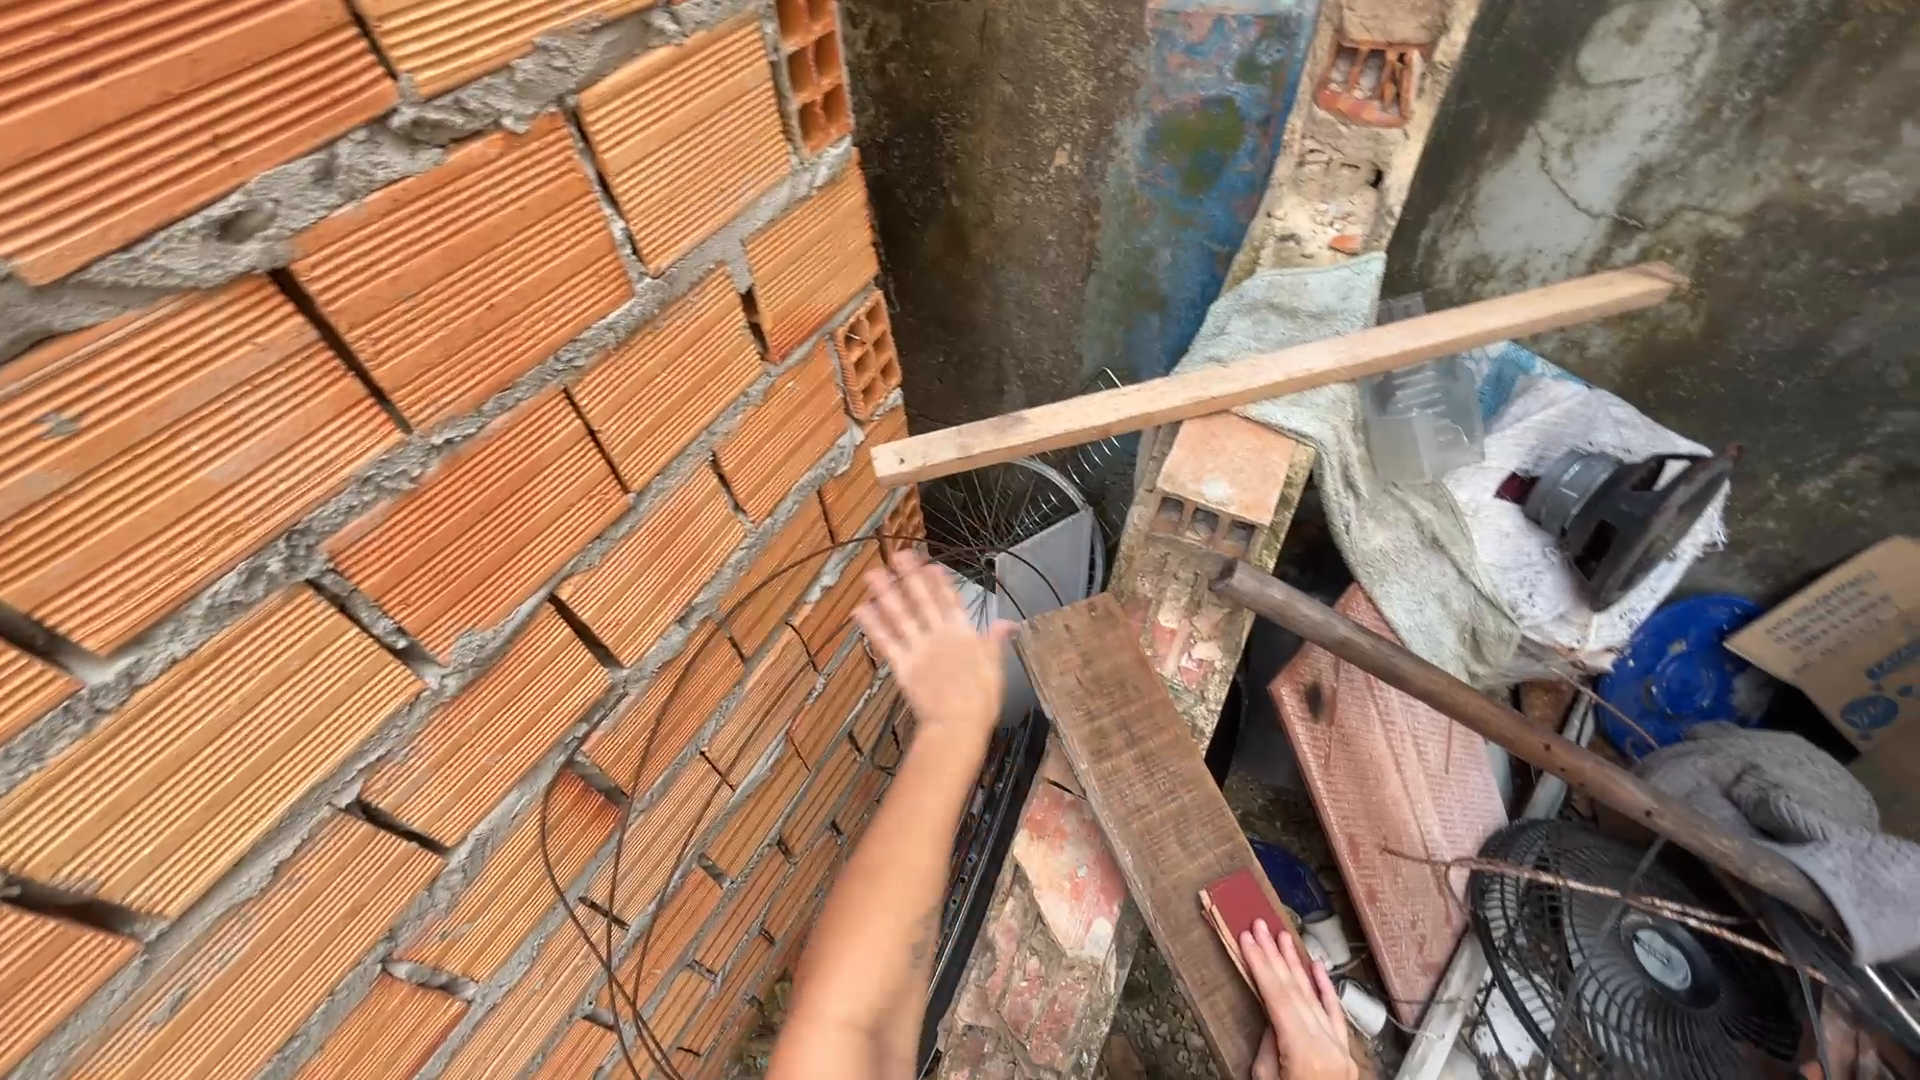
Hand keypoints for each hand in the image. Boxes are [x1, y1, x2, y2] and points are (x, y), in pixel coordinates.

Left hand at [854, 549, 1014, 746]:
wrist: (959, 724)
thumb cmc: (981, 699)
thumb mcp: (995, 666)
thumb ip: (995, 641)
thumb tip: (1007, 622)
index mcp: (962, 633)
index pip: (950, 600)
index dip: (938, 581)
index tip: (928, 562)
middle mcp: (938, 635)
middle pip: (921, 600)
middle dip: (909, 576)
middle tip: (897, 555)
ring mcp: (918, 648)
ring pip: (900, 615)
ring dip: (886, 593)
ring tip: (873, 574)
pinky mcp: (902, 665)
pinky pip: (885, 641)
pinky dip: (873, 625)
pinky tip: (860, 609)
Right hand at [1239, 920, 1356, 1079]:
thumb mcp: (1266, 1079)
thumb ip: (1271, 1044)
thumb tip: (1272, 1017)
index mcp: (1304, 1051)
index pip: (1277, 995)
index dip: (1260, 963)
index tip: (1247, 936)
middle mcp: (1328, 1047)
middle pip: (1295, 990)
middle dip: (1275, 955)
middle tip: (1260, 924)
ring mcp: (1341, 1052)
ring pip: (1315, 997)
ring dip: (1296, 964)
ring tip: (1283, 935)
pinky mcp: (1347, 1058)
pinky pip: (1337, 1016)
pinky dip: (1326, 989)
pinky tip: (1317, 966)